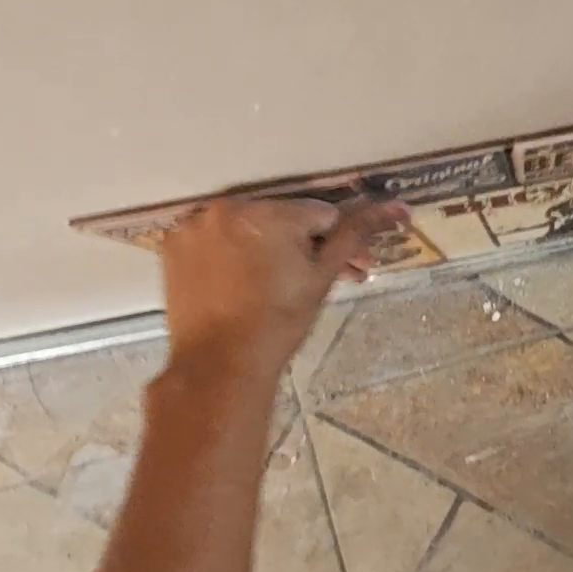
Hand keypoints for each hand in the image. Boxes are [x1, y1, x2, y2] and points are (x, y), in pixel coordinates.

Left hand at [158, 197, 408, 379]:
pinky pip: (217, 238)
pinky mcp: (174, 245)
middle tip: (322, 280)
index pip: (322, 215)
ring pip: (251, 227)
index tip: (352, 269)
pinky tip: (246, 282)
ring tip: (280, 284)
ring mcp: (195, 225)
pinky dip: (234, 253)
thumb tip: (398, 207)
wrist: (219, 364)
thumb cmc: (279, 323)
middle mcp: (228, 207)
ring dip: (271, 247)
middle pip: (285, 219)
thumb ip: (356, 235)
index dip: (341, 243)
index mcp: (270, 213)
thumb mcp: (322, 278)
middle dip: (308, 244)